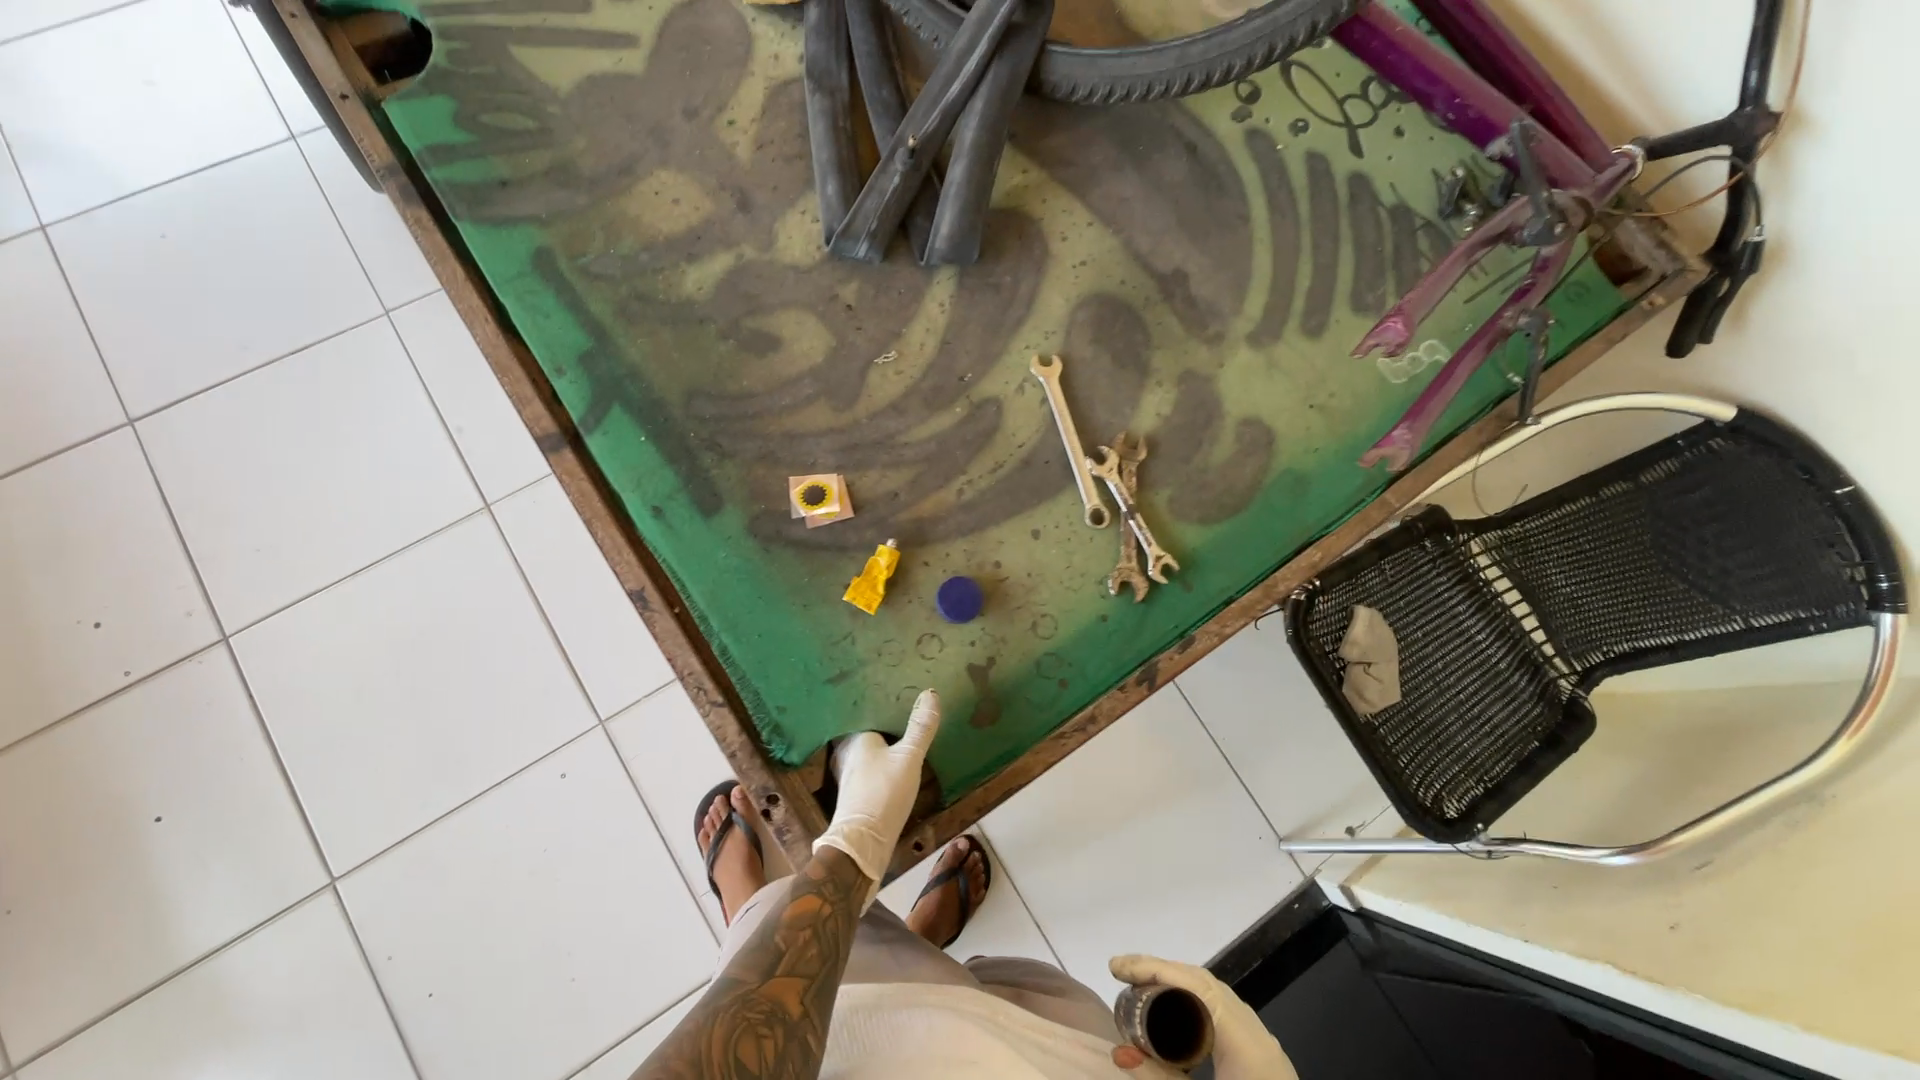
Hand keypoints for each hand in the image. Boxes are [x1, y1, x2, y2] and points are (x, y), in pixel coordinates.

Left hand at [812, 689, 940, 909]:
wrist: (863, 844)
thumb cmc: (883, 793)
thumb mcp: (909, 757)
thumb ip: (921, 727)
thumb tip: (931, 692)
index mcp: (854, 736)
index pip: (867, 710)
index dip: (883, 700)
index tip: (901, 686)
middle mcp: (846, 751)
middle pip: (868, 729)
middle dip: (885, 719)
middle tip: (908, 702)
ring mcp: (849, 773)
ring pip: (869, 748)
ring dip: (884, 740)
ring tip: (907, 726)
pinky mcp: (856, 790)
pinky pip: (871, 765)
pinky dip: (883, 759)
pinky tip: (898, 758)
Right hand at [1109, 954, 1297, 1079]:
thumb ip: (1158, 1079)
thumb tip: (1121, 1055)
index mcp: (1245, 1047)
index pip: (1198, 986)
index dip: (1155, 968)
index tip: (1117, 969)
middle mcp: (1257, 1036)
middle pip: (1206, 983)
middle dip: (1162, 971)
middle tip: (1122, 974)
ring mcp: (1262, 1047)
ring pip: (1217, 997)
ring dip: (1178, 985)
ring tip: (1141, 988)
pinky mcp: (1260, 1060)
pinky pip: (1225, 1016)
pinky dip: (1194, 1004)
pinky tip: (1175, 1013)